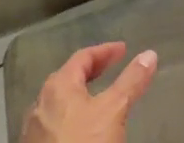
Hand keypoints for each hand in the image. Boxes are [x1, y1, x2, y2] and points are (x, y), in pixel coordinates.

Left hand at [20, 43, 158, 142]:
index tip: (124, 50)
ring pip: (59, 102)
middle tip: (110, 68)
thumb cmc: (85, 142)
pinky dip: (71, 115)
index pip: (82, 57)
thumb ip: (131, 81)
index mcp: (58, 87)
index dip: (105, 50)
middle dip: (90, 71)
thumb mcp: (114, 110)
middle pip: (67, 78)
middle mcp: (41, 104)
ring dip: (79, 94)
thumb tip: (149, 54)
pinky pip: (54, 123)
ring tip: (97, 97)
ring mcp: (34, 130)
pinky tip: (81, 127)